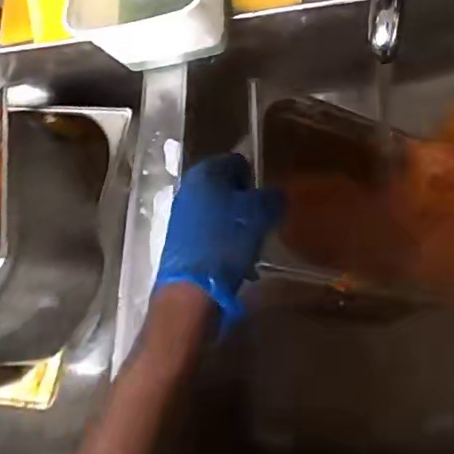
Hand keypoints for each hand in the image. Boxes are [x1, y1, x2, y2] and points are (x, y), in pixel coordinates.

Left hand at [154, 153, 282, 324]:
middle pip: (226, 187)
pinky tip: (232, 259)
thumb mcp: (261, 214)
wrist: (191, 292)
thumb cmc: (226, 241)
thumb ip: (272, 197)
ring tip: (247, 244)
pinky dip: (221, 241)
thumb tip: (277, 194)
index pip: (238, 162)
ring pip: (217, 211)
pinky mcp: (176, 240)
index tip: (263, 201)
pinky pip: (207, 232)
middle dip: (244, 202)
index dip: (254, 179)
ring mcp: (180, 215)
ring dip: (234, 223)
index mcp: (206, 171)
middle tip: (258, 221)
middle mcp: (188, 187)